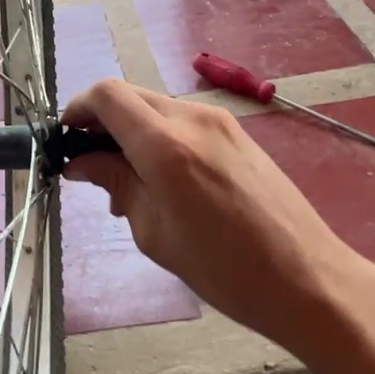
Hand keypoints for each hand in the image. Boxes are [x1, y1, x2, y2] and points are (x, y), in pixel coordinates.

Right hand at [62, 79, 374, 348]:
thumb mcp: (155, 233)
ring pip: (156, 108)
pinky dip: (159, 137)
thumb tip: (82, 162)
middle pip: (130, 96)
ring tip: (127, 183)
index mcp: (166, 144)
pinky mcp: (237, 133)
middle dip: (101, 121)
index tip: (65, 138)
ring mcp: (219, 121)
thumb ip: (116, 185)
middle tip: (89, 165)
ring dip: (131, 131)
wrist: (310, 278)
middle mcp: (191, 118)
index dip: (78, 108)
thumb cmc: (226, 269)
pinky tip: (163, 181)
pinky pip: (183, 122)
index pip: (107, 95)